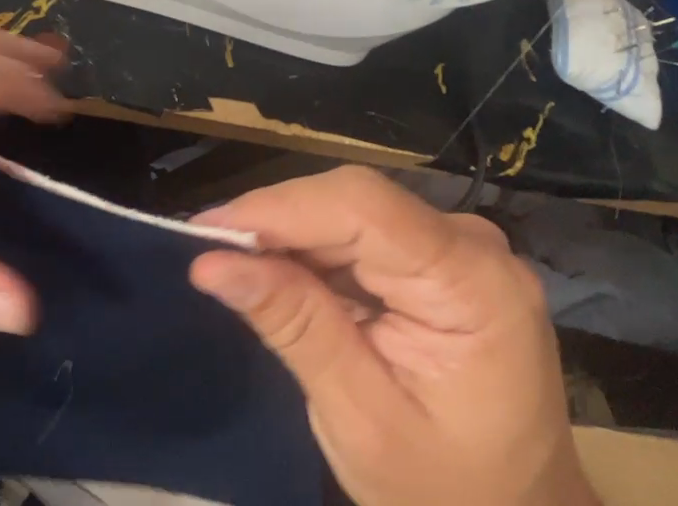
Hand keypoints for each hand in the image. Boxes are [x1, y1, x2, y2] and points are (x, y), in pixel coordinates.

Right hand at [188, 167, 598, 505]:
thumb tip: (209, 262)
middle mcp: (473, 248)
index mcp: (473, 285)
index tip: (203, 234)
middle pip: (352, 201)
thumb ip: (293, 326)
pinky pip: (358, 233)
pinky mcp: (438, 262)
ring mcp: (458, 251)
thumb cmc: (447, 492)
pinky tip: (279, 280)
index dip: (277, 208)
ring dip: (287, 237)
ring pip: (347, 210)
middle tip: (209, 255)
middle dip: (275, 222)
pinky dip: (309, 252)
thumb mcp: (359, 419)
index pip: (362, 207)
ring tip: (234, 268)